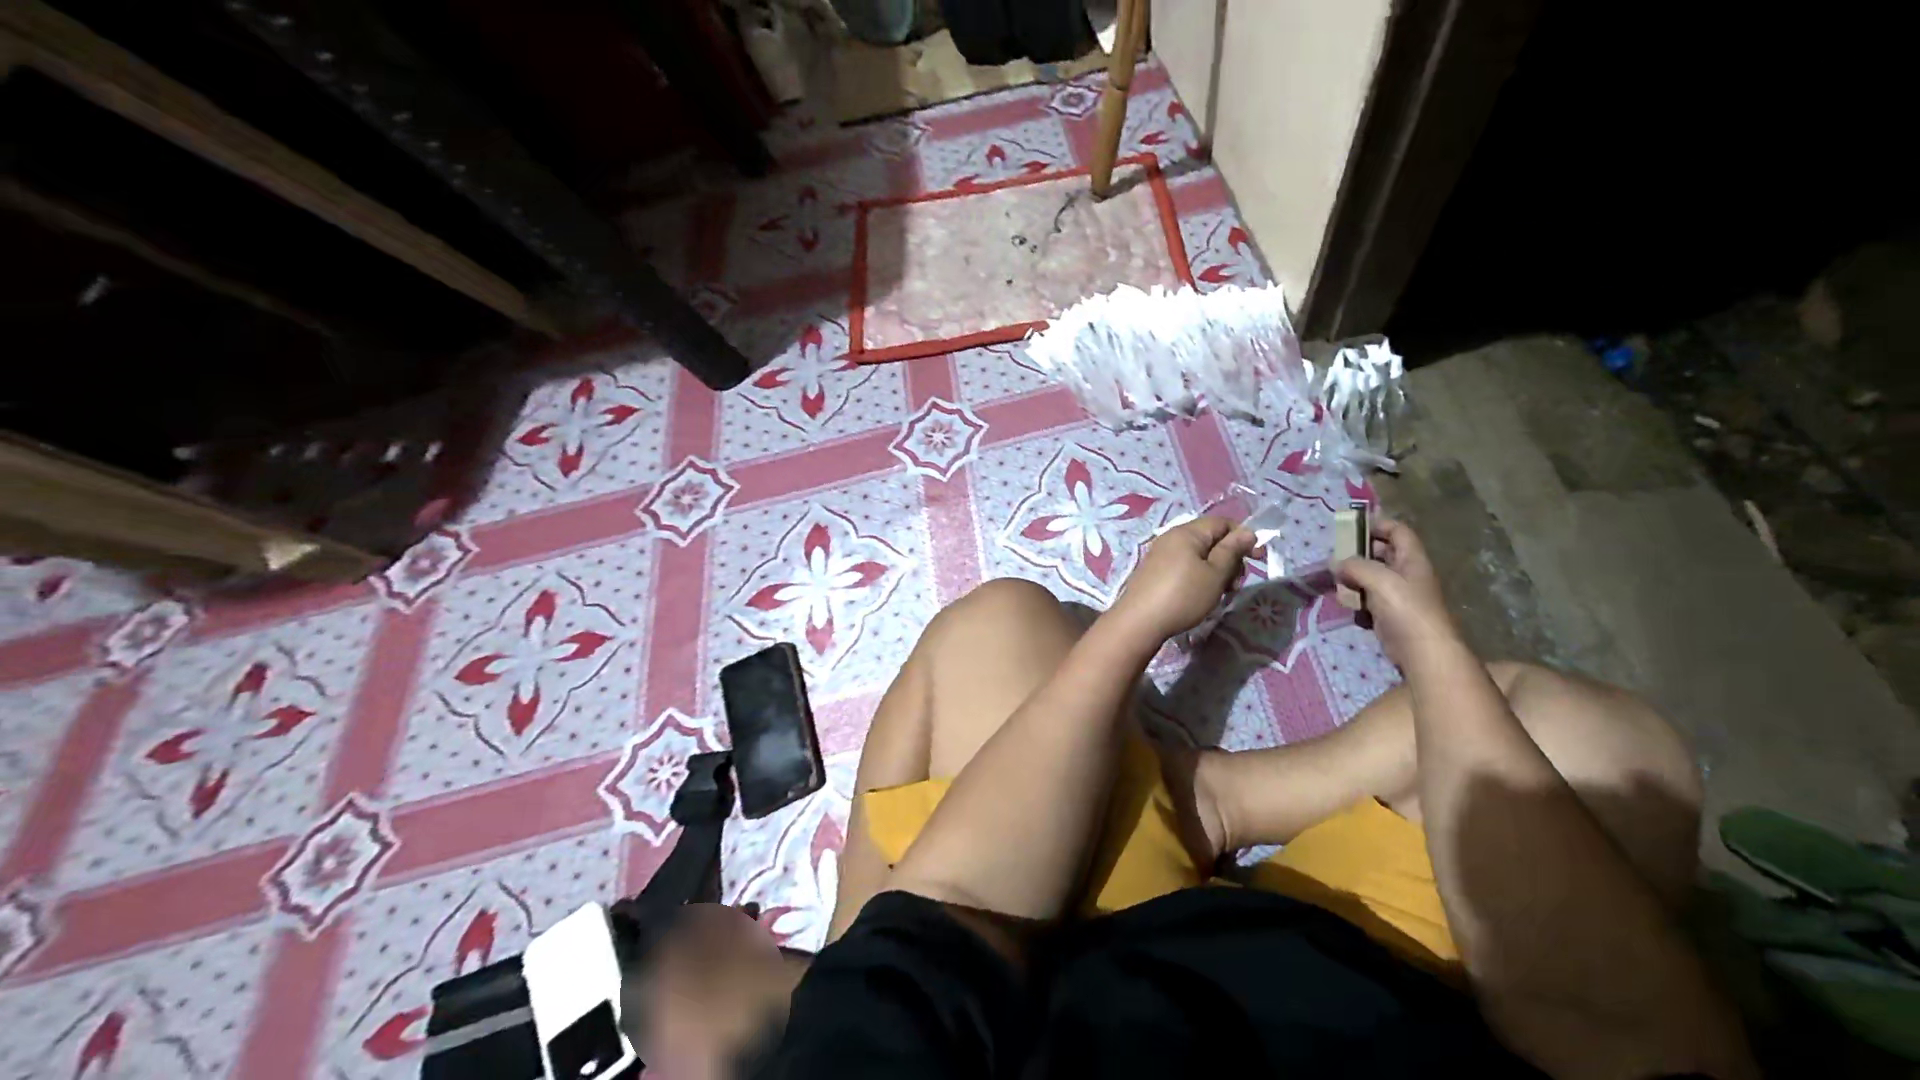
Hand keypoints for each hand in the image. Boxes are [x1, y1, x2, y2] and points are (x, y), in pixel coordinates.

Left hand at [1109, 516, 1256, 643]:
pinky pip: (1185, 566)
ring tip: (1220, 593)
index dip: (1243, 537)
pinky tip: (1202, 596)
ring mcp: (1161, 554)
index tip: (1257, 559)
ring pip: (1199, 555)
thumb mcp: (1215, 573)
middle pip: (1211, 539)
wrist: (1139, 622)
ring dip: (1216, 570)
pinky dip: (1199, 576)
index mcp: (1186, 532)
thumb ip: (1232, 550)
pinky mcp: (1155, 571)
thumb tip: (1247, 532)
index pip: (1222, 522)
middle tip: (1235, 583)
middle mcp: (1171, 537)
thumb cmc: (1183, 596)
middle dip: (1230, 557)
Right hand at [1335, 519, 1462, 668]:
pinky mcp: (1389, 614)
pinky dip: (1355, 597)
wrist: (1422, 652)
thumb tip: (1336, 563)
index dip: (1378, 525)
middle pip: (1383, 553)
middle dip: (1359, 552)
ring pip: (1372, 577)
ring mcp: (1399, 595)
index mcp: (1412, 560)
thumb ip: (1355, 566)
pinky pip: (1368, 598)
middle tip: (1336, 556)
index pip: (1399, 532)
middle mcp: (1407, 574)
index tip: (1352, 528)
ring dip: (1353, 577)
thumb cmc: (1406, 609)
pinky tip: (1345, 602)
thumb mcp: (1380, 580)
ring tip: (1336, 581)